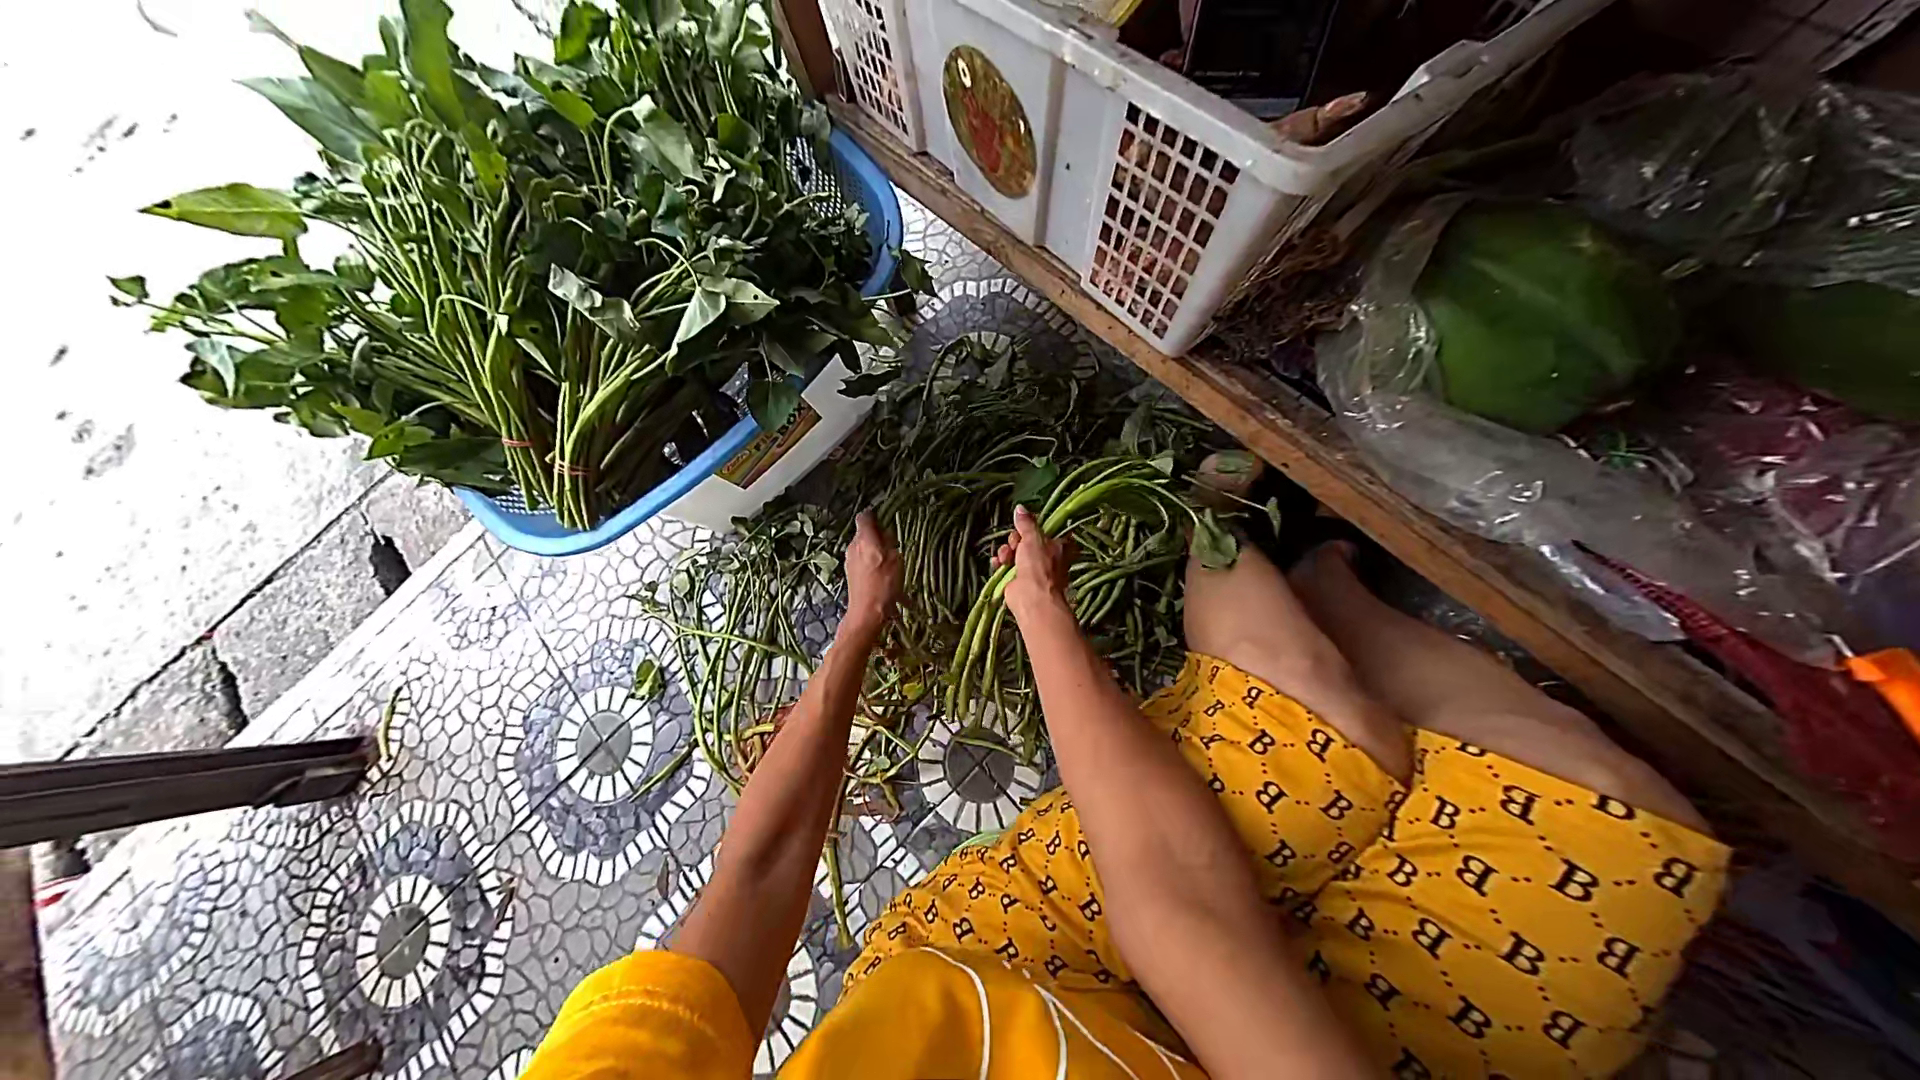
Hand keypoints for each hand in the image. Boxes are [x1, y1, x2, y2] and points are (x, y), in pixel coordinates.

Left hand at [843, 510, 902, 637]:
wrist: (867, 613)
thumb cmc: (884, 585)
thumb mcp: (895, 560)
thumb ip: (890, 542)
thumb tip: (886, 531)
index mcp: (864, 539)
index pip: (865, 517)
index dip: (875, 515)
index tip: (885, 518)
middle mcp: (853, 547)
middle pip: (864, 533)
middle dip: (878, 535)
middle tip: (893, 544)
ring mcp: (849, 560)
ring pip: (863, 547)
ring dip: (875, 550)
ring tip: (890, 562)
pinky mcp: (850, 573)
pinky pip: (862, 561)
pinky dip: (872, 563)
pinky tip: (883, 576)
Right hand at [993, 505, 1074, 620]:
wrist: (1032, 598)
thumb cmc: (1039, 566)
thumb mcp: (1033, 538)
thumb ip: (1026, 523)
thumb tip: (1019, 507)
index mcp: (1057, 546)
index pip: (1043, 530)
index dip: (1031, 528)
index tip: (1024, 528)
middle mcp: (1046, 557)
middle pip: (1025, 539)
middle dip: (1015, 540)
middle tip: (1015, 545)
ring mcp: (1032, 569)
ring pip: (1014, 551)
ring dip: (1006, 551)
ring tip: (1006, 558)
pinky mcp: (1017, 579)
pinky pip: (1006, 565)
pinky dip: (1000, 563)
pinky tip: (998, 563)